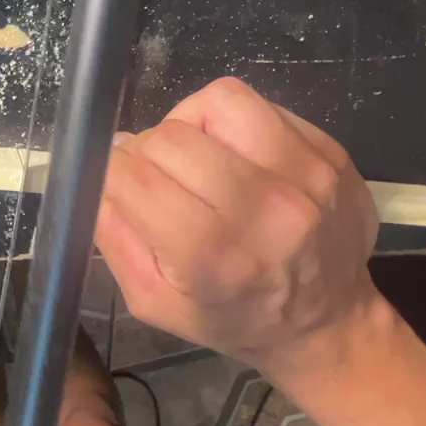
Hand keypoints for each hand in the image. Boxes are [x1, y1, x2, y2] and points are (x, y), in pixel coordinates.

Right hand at [95, 77, 381, 380]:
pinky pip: (258, 106)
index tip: (114, 181)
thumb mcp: (153, 301)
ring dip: (189, 124)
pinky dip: (229, 123)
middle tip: (155, 179)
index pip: (134, 176)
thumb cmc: (231, 318)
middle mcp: (263, 207)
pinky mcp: (328, 150)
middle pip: (168, 138)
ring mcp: (304, 173)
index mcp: (212, 255)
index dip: (110, 170)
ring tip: (194, 155)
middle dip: (146, 153)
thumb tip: (97, 177)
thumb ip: (114, 240)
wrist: (326, 323)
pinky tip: (232, 156)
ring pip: (217, 103)